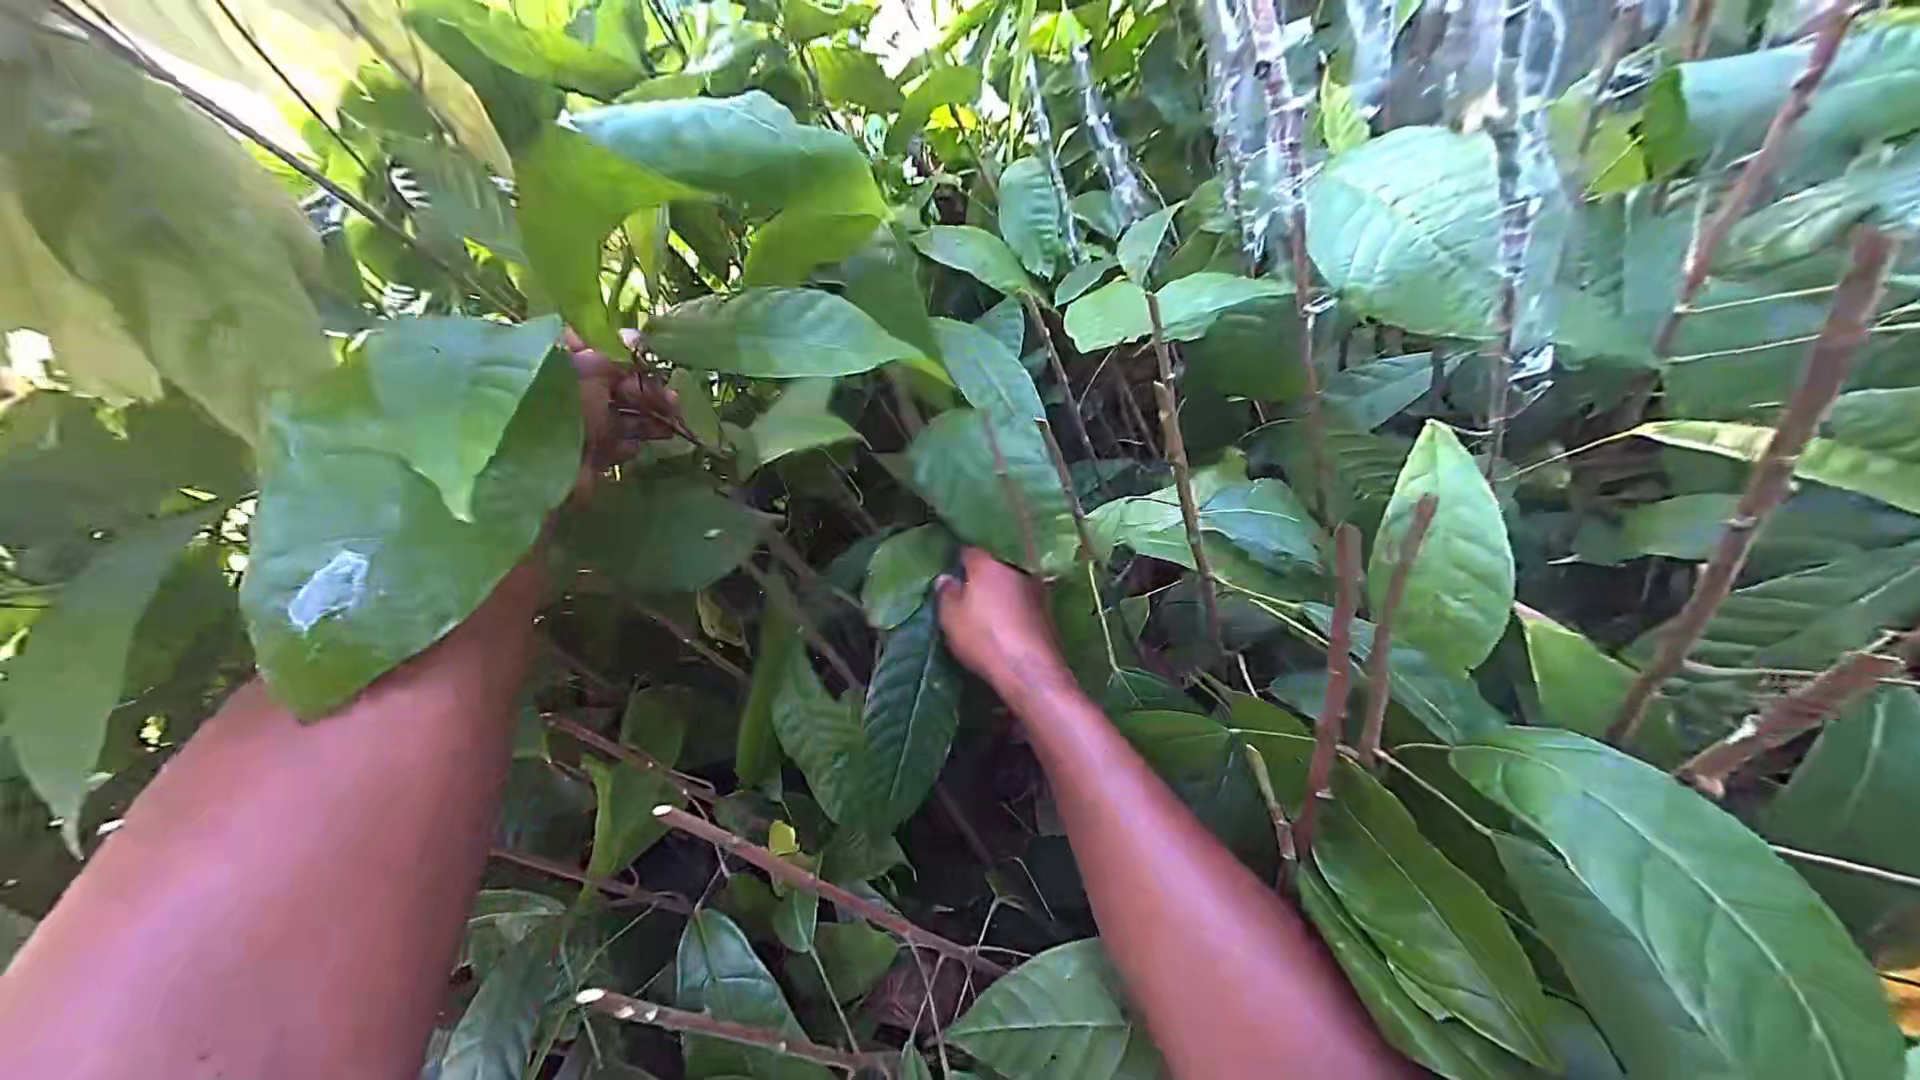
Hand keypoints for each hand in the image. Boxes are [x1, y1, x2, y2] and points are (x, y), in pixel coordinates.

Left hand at [565, 328, 680, 495]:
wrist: (543, 465)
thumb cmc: (564, 405)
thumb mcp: (592, 369)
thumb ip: (617, 356)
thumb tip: (635, 339)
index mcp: (560, 364)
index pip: (596, 350)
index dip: (625, 354)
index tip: (649, 360)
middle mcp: (569, 392)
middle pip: (616, 387)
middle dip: (647, 392)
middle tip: (672, 401)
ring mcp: (579, 425)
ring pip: (622, 416)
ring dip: (650, 418)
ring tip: (673, 423)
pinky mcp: (589, 455)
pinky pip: (617, 445)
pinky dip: (631, 444)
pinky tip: (639, 445)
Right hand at [935, 548, 1071, 692]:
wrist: (1031, 671)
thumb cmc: (984, 638)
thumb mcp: (951, 617)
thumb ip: (946, 593)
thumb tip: (946, 577)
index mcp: (988, 565)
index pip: (970, 552)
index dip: (959, 562)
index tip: (952, 574)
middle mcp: (1016, 570)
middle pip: (995, 566)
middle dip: (983, 578)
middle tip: (969, 596)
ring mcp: (1037, 590)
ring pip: (1013, 584)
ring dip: (1003, 595)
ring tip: (990, 614)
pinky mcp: (1049, 612)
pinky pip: (1026, 604)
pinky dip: (1016, 610)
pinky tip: (1009, 627)